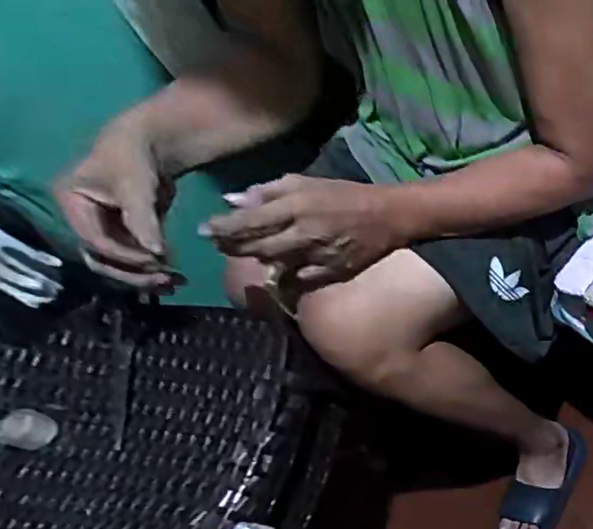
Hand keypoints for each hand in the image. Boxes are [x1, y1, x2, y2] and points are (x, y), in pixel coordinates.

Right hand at [53, 127, 176, 289]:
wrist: (147, 149)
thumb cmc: (132, 161)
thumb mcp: (135, 189)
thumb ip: (143, 221)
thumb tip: (156, 254)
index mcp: (71, 203)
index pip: (94, 242)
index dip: (126, 258)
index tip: (158, 261)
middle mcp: (81, 220)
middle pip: (101, 261)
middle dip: (133, 275)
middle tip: (168, 282)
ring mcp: (103, 229)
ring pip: (118, 265)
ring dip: (145, 278)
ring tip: (176, 283)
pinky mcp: (123, 235)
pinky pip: (134, 260)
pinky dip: (153, 272)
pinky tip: (175, 279)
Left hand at [201, 175, 402, 288]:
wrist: (388, 217)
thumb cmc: (343, 194)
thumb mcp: (302, 182)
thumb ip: (266, 192)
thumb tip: (231, 201)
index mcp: (294, 209)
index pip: (247, 223)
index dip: (222, 229)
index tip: (204, 231)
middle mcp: (304, 236)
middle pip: (258, 248)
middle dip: (234, 248)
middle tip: (219, 246)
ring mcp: (321, 258)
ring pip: (278, 266)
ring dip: (258, 262)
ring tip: (247, 256)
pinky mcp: (336, 273)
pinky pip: (304, 280)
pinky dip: (288, 277)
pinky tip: (281, 272)